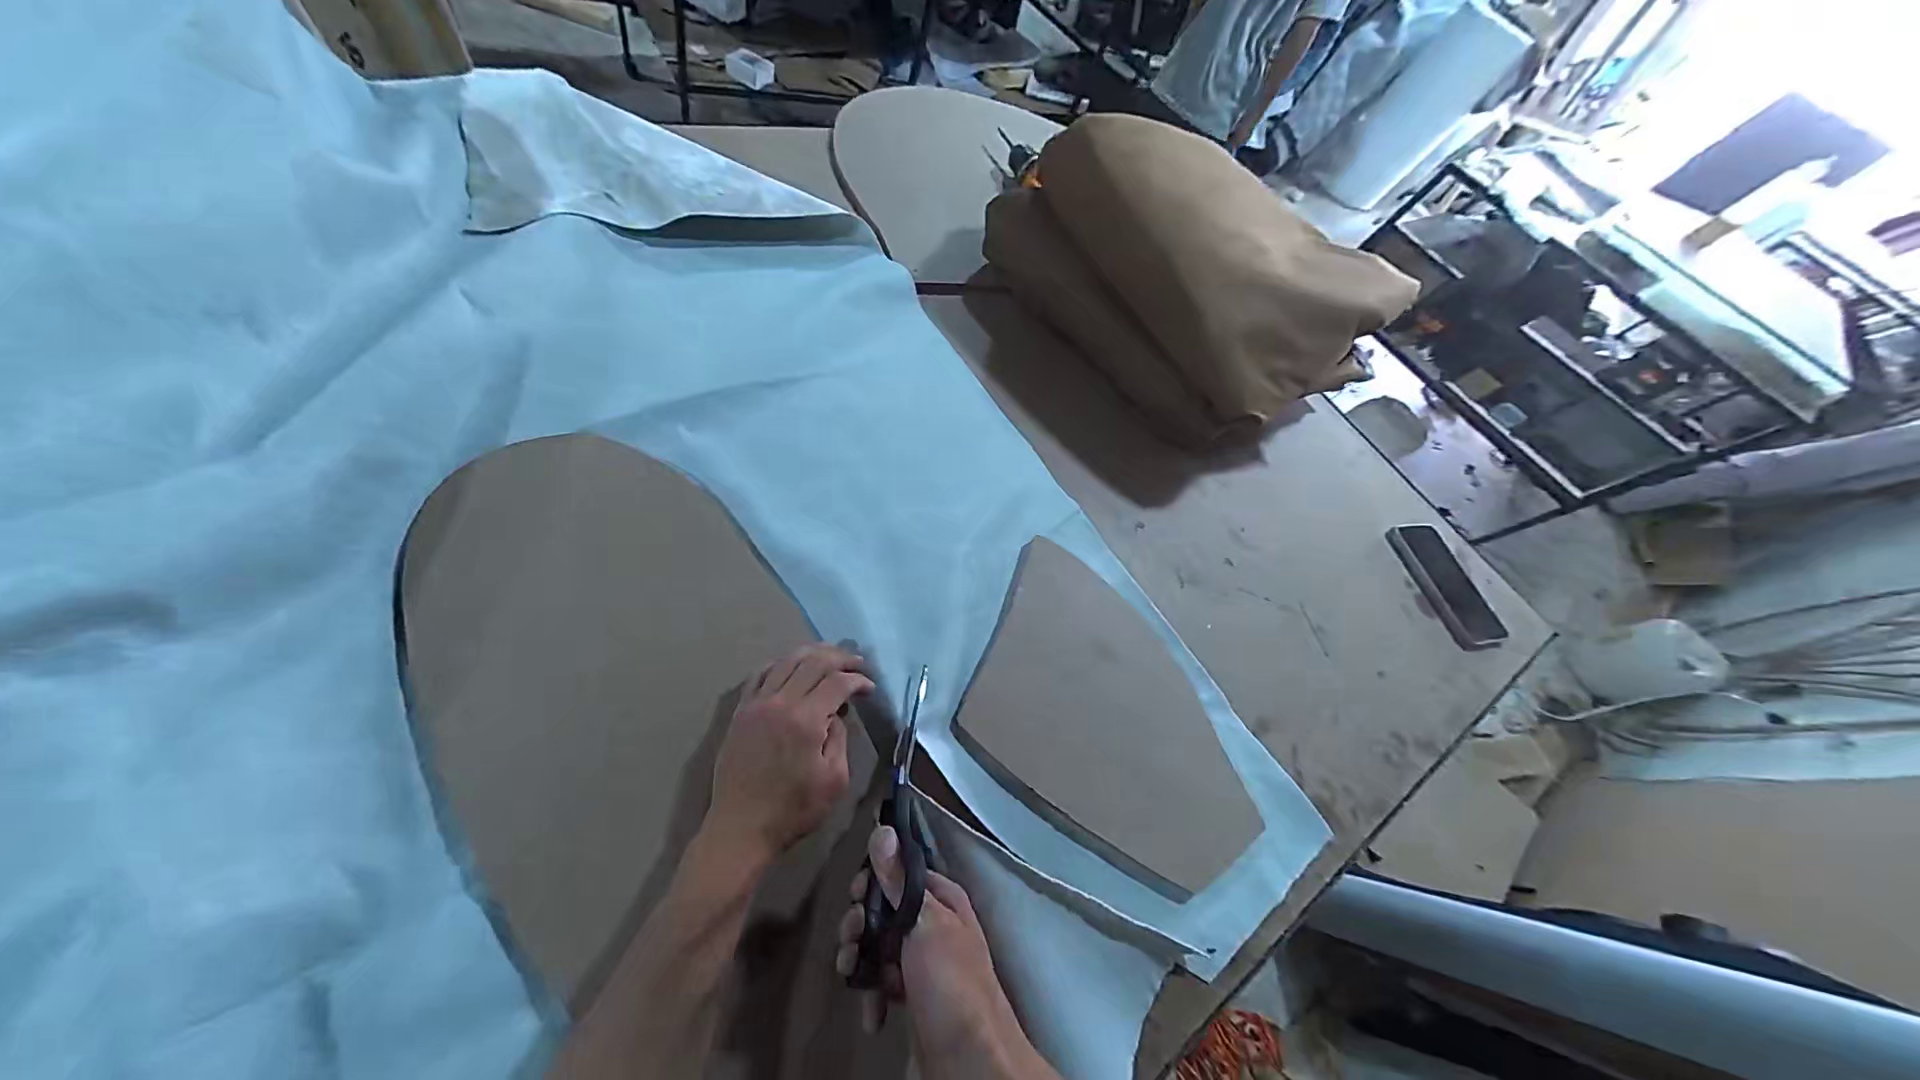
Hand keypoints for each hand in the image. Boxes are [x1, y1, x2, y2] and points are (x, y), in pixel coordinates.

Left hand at [704, 643, 871, 866]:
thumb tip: (835, 715)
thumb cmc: (792, 810)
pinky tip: (792, 667)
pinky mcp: (740, 712)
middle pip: (813, 662)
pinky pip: (760, 674)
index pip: (838, 683)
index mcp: (805, 720)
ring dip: (812, 654)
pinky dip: (780, 664)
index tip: (870, 688)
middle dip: (840, 658)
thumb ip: (839, 739)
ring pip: (786, 661)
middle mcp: (780, 703)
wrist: (740, 828)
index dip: (858, 680)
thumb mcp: (834, 780)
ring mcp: (756, 704)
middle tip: (857, 662)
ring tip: (829, 656)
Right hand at [834, 827, 1056, 1079]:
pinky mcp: (914, 994)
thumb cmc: (951, 984)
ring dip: (860, 958)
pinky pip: (883, 981)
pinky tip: (872, 1013)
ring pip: (879, 945)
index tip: (855, 895)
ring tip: (852, 974)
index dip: (874, 880)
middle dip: (860, 924)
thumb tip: (883, 830)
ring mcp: (924, 960)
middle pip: (884, 908)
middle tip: (851, 941)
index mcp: (942, 897)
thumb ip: (899, 880)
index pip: (900, 871)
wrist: (970, 1061)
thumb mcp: (924, 924)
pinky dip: (872, 993)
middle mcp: (934, 922)